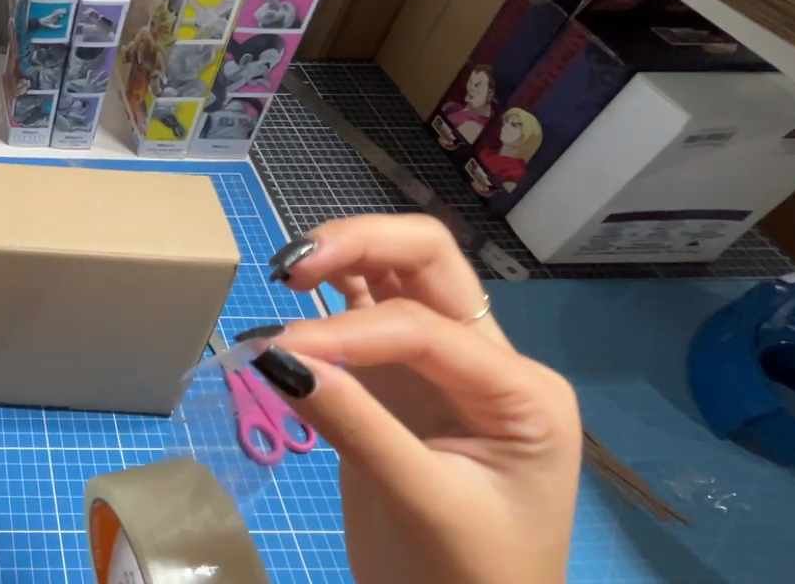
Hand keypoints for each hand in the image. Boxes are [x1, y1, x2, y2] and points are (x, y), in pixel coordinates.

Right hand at [245, 215, 580, 583]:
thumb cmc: (467, 581)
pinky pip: (363, 306)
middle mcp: (485, 360)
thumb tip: (274, 354)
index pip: (424, 328)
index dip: (347, 331)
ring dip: (342, 254)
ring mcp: (438, 362)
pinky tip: (294, 289)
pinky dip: (328, 288)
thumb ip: (354, 423)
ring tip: (286, 269)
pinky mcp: (394, 374)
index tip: (278, 353)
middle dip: (359, 244)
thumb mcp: (424, 507)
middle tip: (289, 266)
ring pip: (395, 270)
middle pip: (426, 260)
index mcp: (521, 392)